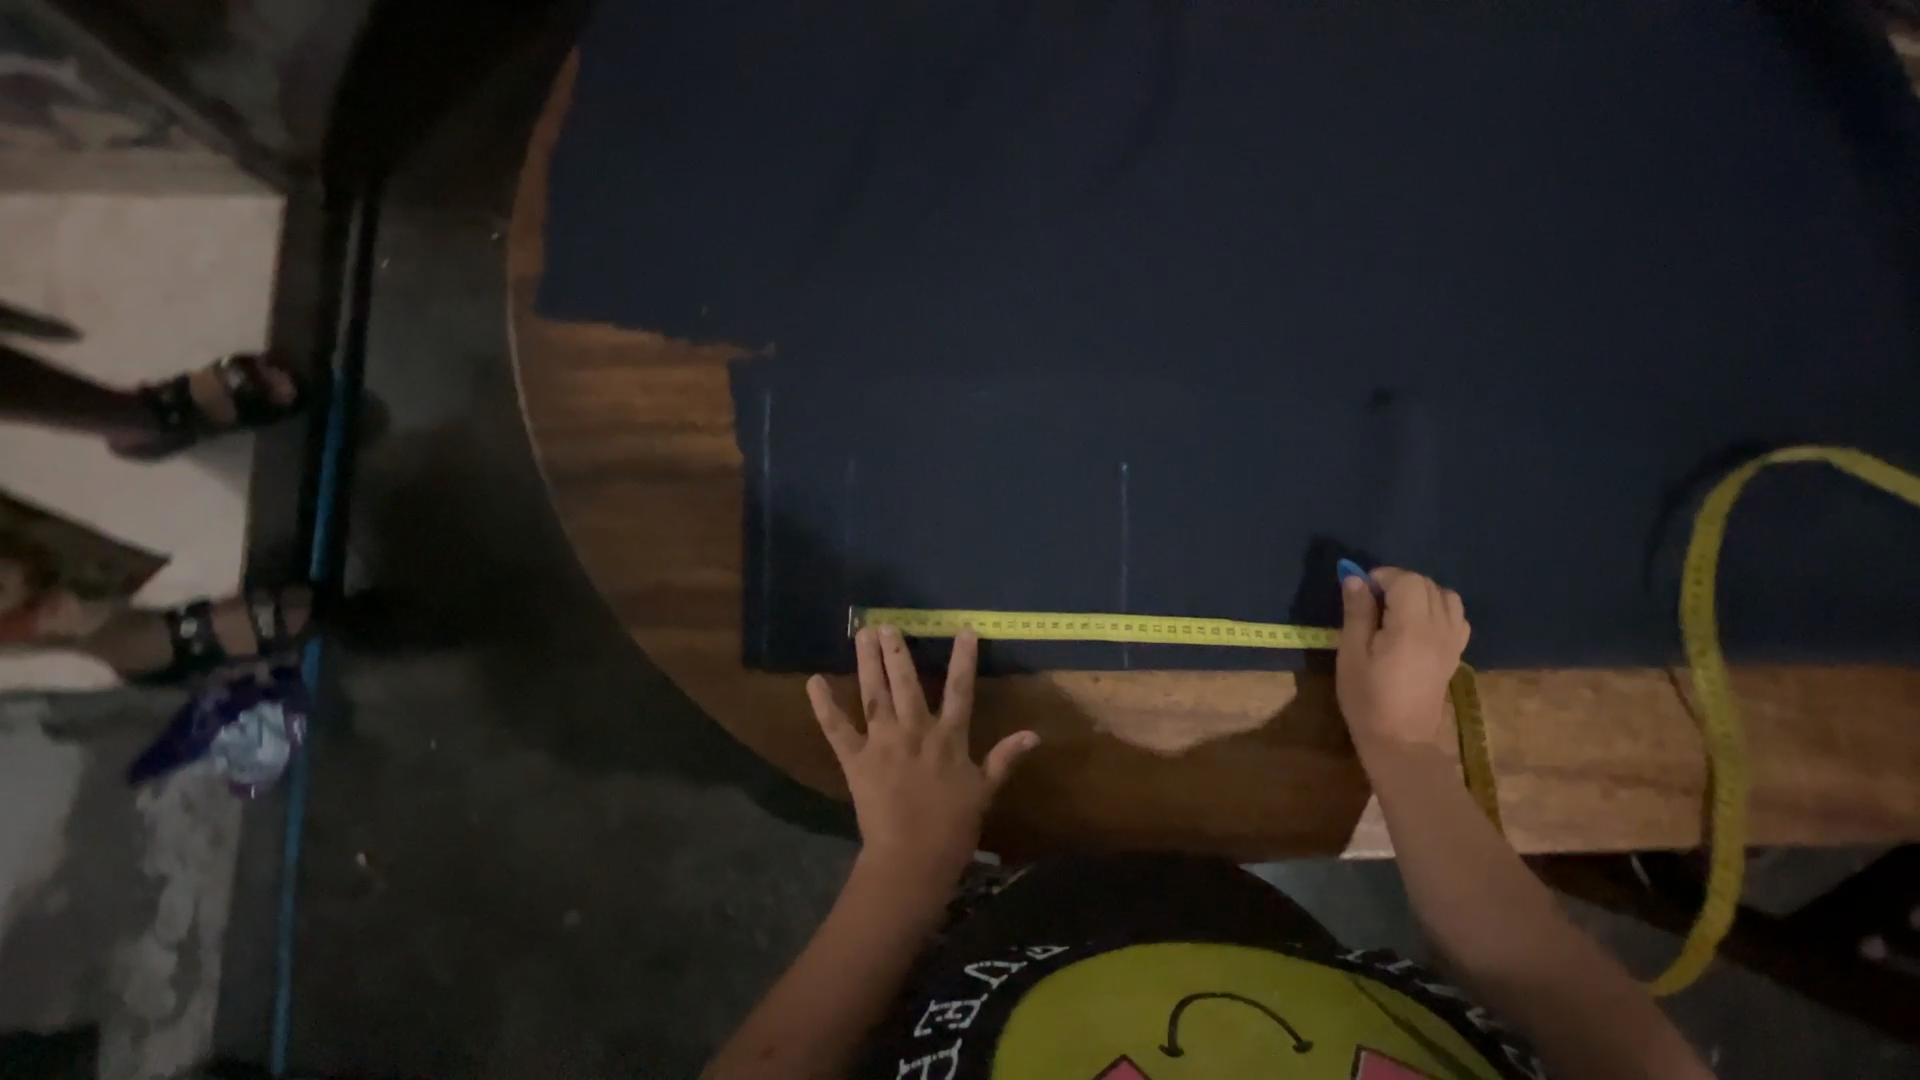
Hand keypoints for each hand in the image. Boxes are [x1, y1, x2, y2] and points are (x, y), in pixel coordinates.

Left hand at [808, 625, 1038, 883]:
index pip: (960, 690)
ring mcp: (882, 743)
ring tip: (862, 634)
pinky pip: (836, 729)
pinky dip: (824, 705)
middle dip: (898, 651)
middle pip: (907, 683)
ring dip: (868, 663)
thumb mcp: (985, 791)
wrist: (913, 859)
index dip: (963, 659)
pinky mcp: (855, 760)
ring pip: (875, 694)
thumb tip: (1034, 734)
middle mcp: (915, 731)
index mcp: (949, 739)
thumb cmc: (953, 828)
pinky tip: (814, 681)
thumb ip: (1005, 758)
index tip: (964, 629)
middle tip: (887, 624)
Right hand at [1335, 566, 1469, 751]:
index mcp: (1412, 627)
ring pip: (1446, 596)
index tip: (1359, 591)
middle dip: (1398, 582)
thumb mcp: (1351, 653)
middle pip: (1426, 584)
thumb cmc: (1367, 697)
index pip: (1406, 580)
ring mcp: (1453, 641)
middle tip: (1370, 601)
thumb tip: (1355, 579)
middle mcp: (1439, 628)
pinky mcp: (1456, 653)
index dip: (1381, 577)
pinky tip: (1417, 624)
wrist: (1400, 739)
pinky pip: (1456, 616)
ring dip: (1420, 593)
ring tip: (1395, 610)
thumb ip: (1357, 613)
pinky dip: (1438, 609)